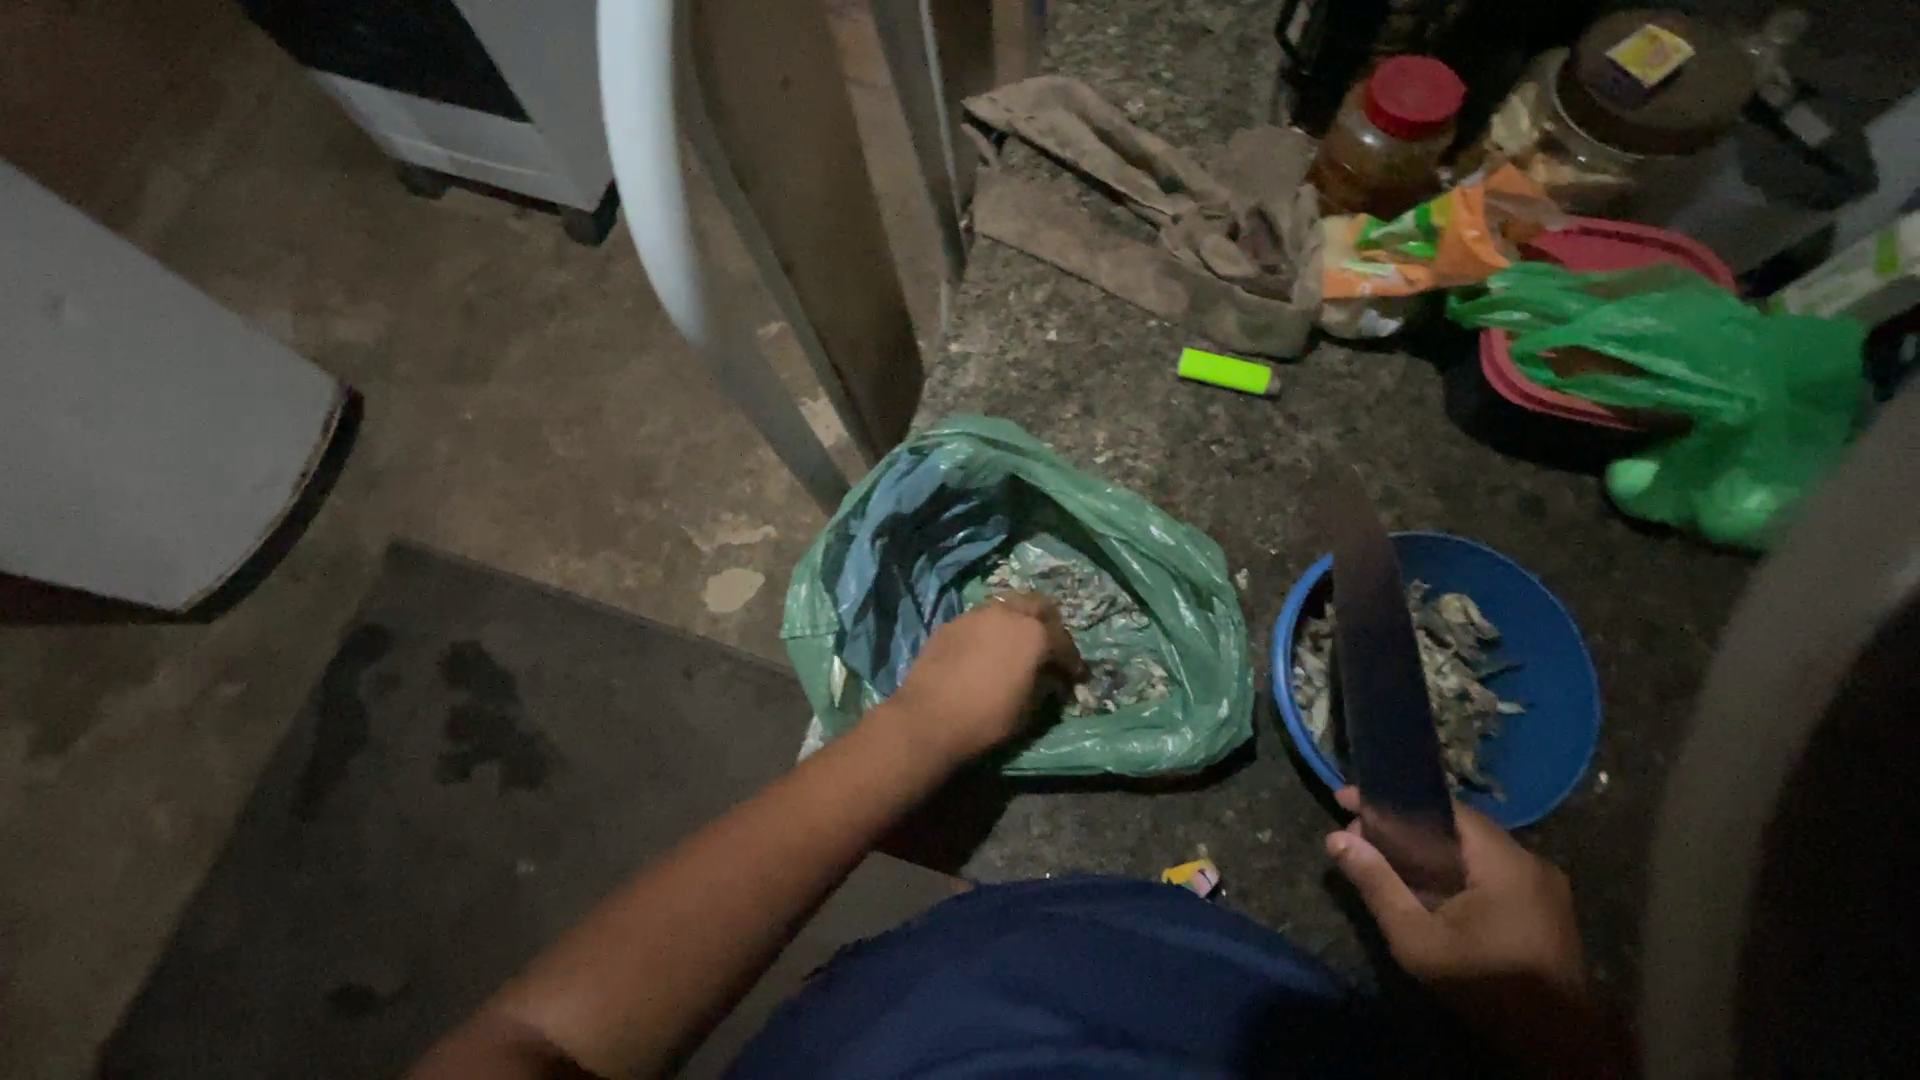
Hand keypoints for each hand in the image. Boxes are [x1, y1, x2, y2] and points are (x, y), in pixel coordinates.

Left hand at [880, 592, 1088, 764]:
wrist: (928, 717)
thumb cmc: (987, 717)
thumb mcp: (1029, 709)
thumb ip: (1046, 686)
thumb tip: (1051, 679)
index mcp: (1034, 633)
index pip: (1064, 642)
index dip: (1072, 661)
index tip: (1075, 676)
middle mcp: (1007, 613)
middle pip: (1038, 606)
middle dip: (1049, 624)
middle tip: (1049, 647)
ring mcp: (976, 614)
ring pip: (1006, 606)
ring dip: (1017, 620)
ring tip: (1016, 644)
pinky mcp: (951, 623)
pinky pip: (980, 619)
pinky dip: (990, 629)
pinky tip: (985, 649)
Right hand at [1326, 786, 1583, 991]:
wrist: (1560, 1050)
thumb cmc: (1485, 986)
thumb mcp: (1417, 939)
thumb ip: (1377, 884)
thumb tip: (1335, 838)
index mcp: (1504, 861)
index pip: (1442, 808)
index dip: (1392, 802)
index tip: (1347, 800)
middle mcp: (1529, 862)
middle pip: (1456, 828)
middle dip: (1404, 827)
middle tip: (1358, 836)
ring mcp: (1541, 886)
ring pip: (1471, 850)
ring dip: (1427, 849)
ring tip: (1382, 857)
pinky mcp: (1543, 908)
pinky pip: (1488, 871)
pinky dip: (1451, 869)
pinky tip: (1422, 885)